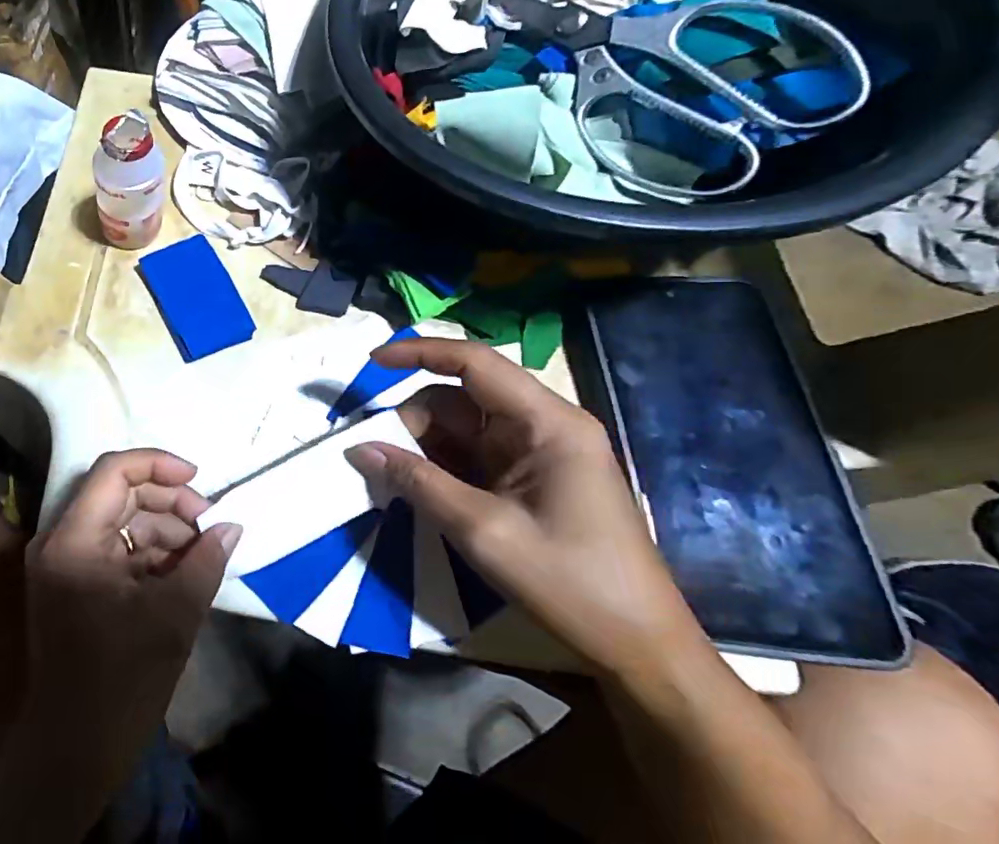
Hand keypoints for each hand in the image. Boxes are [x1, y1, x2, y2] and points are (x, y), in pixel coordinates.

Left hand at [0, 452, 237, 842]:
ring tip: (202, 553)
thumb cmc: (122, 679)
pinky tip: (183, 571)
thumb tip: (232, 525)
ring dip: (165, 528)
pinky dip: (152, 552)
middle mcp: (61, 542)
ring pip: (123, 520)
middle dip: (170, 501)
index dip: (159, 464)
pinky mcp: (75, 585)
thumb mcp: (174, 614)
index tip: (200, 481)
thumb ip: (206, 559)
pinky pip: (118, 549)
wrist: (74, 752)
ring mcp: (66, 564)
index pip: (115, 470)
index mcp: (74, 541)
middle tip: (209, 524)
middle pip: (120, 493)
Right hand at [343, 338, 698, 665]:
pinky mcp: (533, 481)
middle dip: (416, 419)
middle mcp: (545, 426)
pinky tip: (416, 490)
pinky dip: (444, 469)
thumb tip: (361, 449)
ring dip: (426, 447)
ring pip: (467, 430)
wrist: (638, 645)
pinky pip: (478, 458)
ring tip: (388, 477)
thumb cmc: (570, 583)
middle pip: (465, 399)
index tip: (374, 362)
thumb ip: (419, 484)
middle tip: (374, 456)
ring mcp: (540, 455)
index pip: (475, 363)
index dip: (420, 352)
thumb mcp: (484, 532)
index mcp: (548, 422)